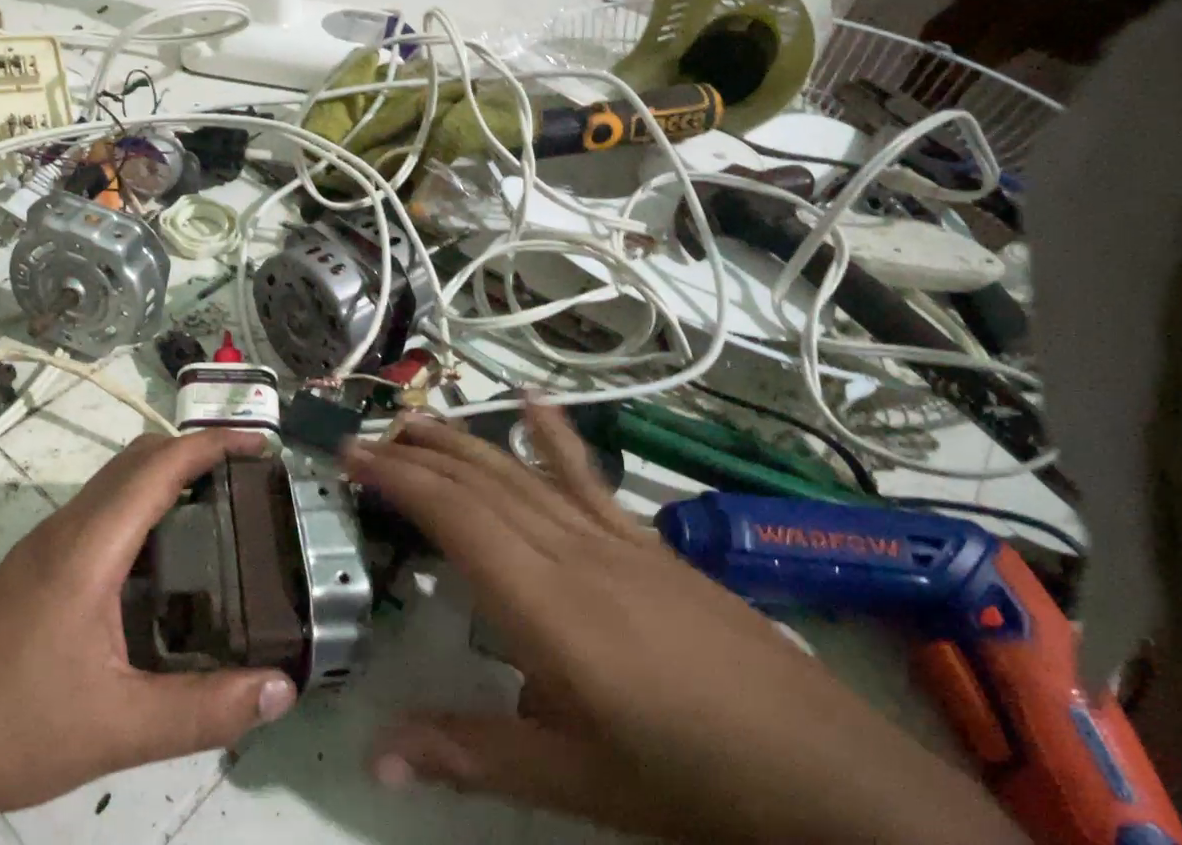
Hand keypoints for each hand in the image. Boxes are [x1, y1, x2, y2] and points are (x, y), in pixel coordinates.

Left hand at [0, 430, 296, 843]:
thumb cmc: (13, 730)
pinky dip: (138, 512)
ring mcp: (40, 551)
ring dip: (164, 481)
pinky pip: (95, 518)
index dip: (211, 444)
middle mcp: (61, 534)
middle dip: (194, 454)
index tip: (261, 444)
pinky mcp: (29, 574)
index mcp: (85, 551)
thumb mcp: (121, 728)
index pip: (156, 468)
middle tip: (249, 480)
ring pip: (110, 488)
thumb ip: (207, 710)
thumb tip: (283, 688)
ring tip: (217, 514)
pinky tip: (161, 565)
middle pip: (134, 463)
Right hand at [342, 408, 1025, 844]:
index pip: (456, 519)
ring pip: (527, 474)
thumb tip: (373, 754)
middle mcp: (575, 554)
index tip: (351, 453)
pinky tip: (537, 405)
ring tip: (421, 418)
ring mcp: (619, 544)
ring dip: (467, 442)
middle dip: (419, 454)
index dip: (399, 479)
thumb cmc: (691, 777)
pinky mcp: (652, 550)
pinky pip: (591, 481)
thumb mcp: (572, 777)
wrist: (829, 774)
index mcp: (545, 604)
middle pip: (484, 485)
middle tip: (367, 435)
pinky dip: (557, 439)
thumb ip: (468, 755)